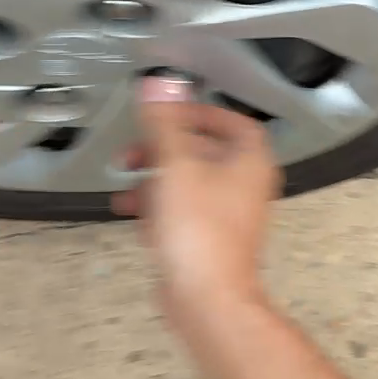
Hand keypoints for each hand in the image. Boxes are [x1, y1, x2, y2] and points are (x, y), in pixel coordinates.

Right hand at [112, 80, 280, 324]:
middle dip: (163, 152)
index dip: (199, 114)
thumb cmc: (198, 229)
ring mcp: (232, 215)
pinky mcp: (213, 240)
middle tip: (131, 156)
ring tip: (127, 196)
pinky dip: (162, 212)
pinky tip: (138, 223)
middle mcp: (248, 185)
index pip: (233, 122)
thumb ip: (164, 122)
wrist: (207, 297)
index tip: (166, 116)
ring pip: (190, 185)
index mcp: (251, 161)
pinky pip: (186, 214)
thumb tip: (159, 81)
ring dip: (155, 184)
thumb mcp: (175, 165)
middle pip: (204, 152)